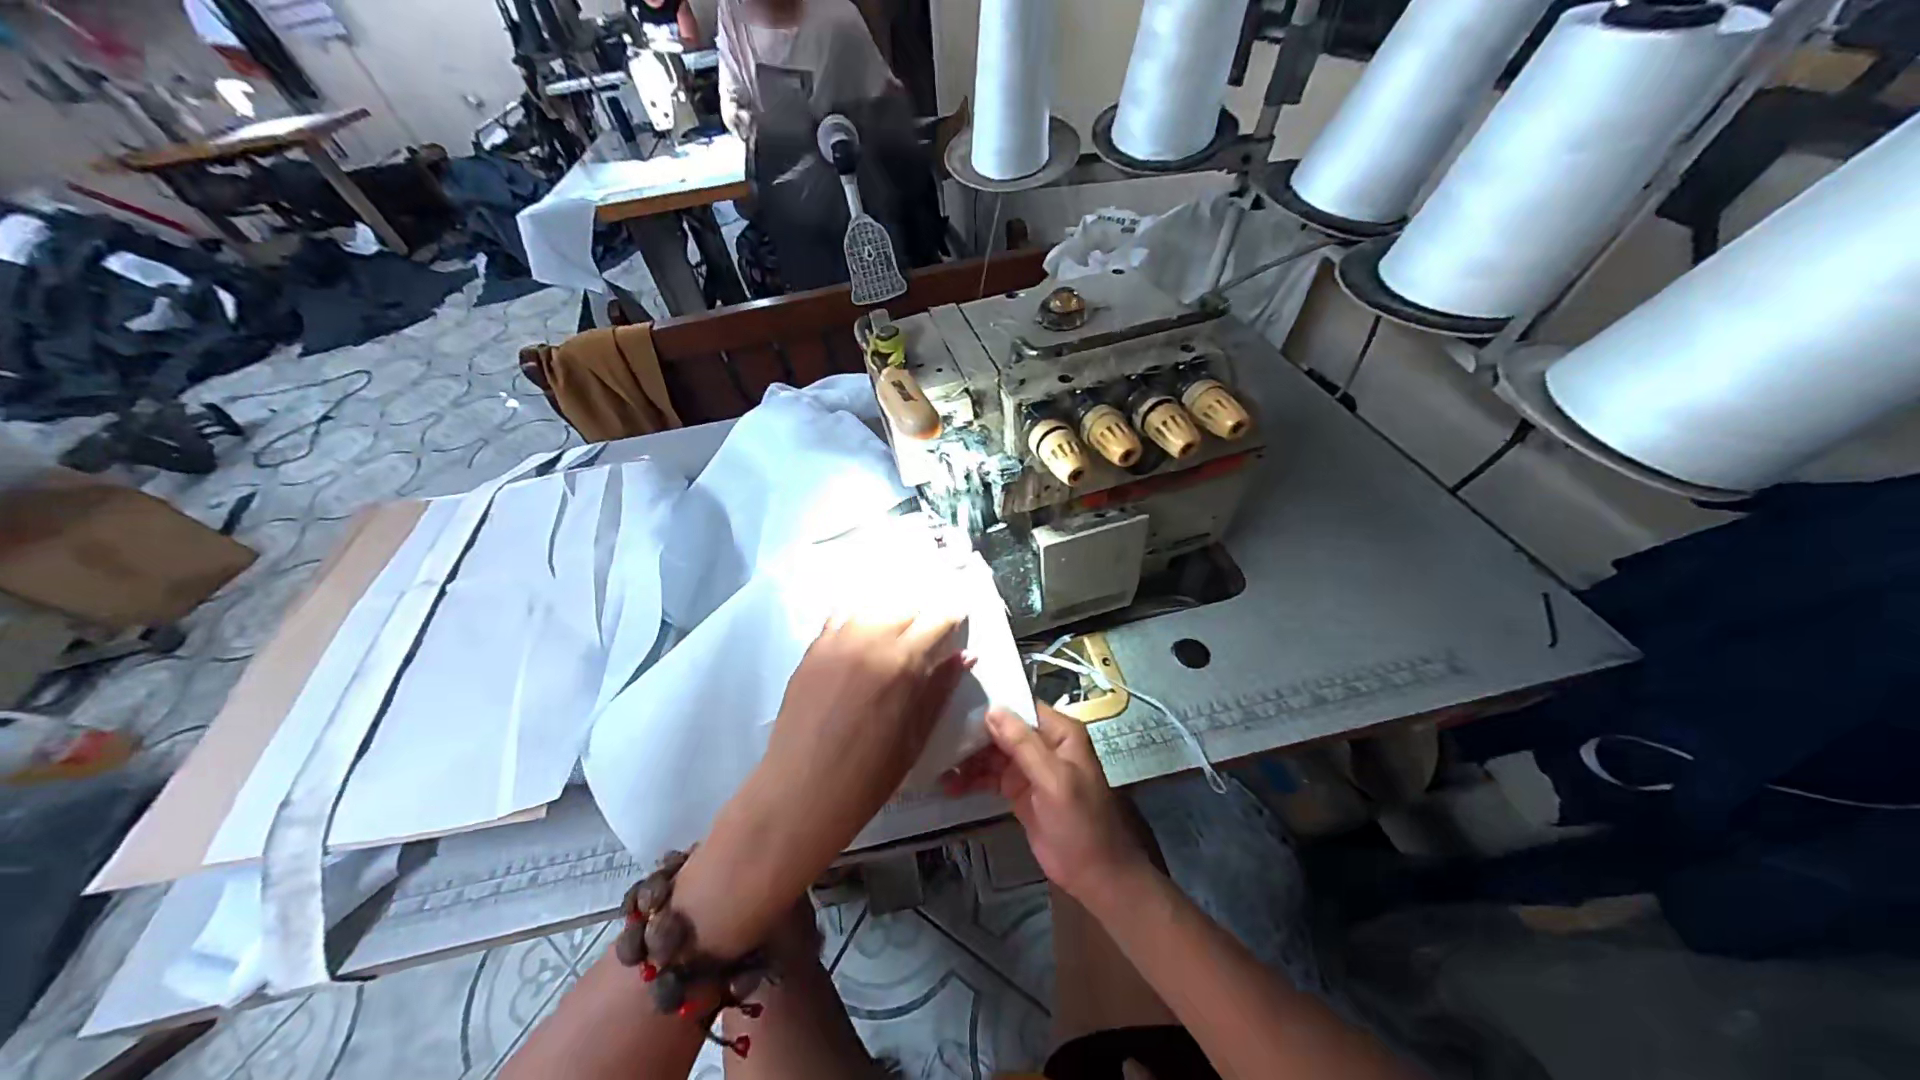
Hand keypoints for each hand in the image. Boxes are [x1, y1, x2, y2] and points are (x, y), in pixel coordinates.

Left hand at [672, 611, 968, 958]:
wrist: (802, 790)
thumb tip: (963, 656)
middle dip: (923, 614)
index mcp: (902, 661)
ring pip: (871, 607)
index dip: (952, 617)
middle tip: (931, 631)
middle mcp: (869, 639)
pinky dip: (858, 620)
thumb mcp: (916, 734)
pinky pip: (840, 619)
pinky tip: (863, 636)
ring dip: (891, 613)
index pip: (936, 619)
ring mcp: (835, 641)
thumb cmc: (869, 774)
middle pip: (905, 605)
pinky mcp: (812, 650)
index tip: (958, 621)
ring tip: (898, 630)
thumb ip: (940, 688)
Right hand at [950, 704, 1151, 908]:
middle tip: (937, 738)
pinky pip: (989, 776)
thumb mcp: (1053, 780)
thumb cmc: (1081, 822)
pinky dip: (971, 779)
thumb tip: (992, 709)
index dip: (990, 705)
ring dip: (967, 759)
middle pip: (1001, 729)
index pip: (1020, 707)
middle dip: (971, 734)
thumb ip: (1023, 745)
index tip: (954, 704)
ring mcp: (1029, 767)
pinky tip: (949, 785)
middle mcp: (1043, 743)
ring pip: (991, 752)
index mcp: (1059, 732)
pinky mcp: (1018, 790)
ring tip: (938, 767)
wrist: (1095, 874)